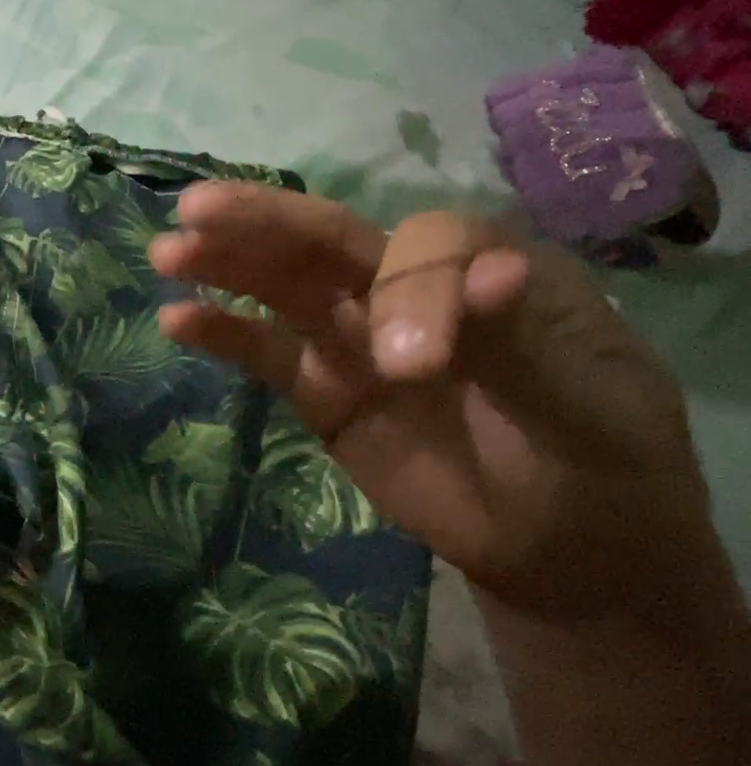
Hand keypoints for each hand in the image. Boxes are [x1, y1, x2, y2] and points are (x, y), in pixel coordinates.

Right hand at [148, 182, 714, 617]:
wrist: (558, 557)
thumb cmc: (599, 473)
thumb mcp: (584, 412)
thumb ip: (523, 343)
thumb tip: (490, 273)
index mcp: (488, 273)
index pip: (425, 247)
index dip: (406, 285)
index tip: (408, 366)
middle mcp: (408, 289)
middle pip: (328, 240)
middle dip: (263, 221)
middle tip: (197, 209)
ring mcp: (352, 334)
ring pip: (279, 283)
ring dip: (222, 262)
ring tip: (167, 251)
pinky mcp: (313, 382)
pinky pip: (259, 348)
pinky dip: (218, 330)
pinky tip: (174, 319)